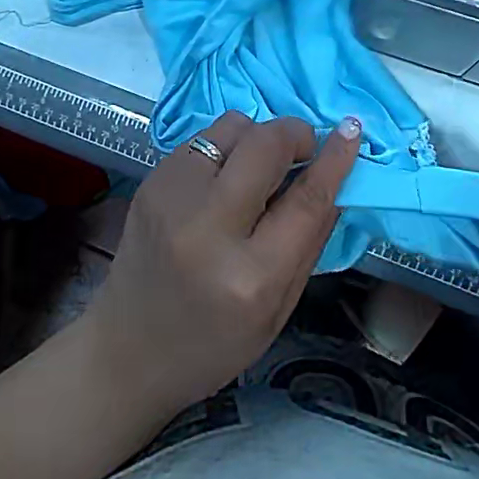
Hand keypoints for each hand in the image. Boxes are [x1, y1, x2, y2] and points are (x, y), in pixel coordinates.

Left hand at [82, 110, 362, 410]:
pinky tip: (224, 180)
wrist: (127, 351)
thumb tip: (334, 179)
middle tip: (304, 150)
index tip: (351, 132)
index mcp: (249, 277)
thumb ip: (310, 240)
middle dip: (295, 135)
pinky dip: (227, 148)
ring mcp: (172, 198)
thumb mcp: (278, 310)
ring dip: (258, 138)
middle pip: (266, 145)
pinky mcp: (151, 181)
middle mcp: (207, 228)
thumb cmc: (213, 343)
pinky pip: (203, 138)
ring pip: (233, 127)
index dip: (334, 160)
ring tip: (259, 169)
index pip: (305, 200)